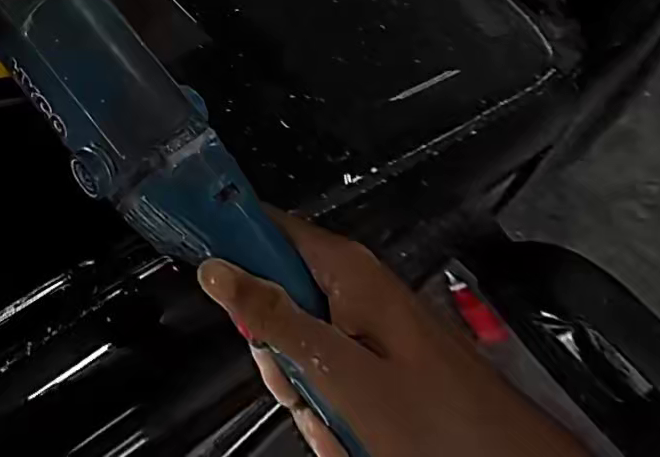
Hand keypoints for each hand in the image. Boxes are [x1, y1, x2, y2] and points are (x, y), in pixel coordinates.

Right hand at [197, 212, 589, 456]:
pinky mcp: (379, 359)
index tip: (213, 278)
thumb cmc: (446, 430)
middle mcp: (352, 285)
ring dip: (303, 385)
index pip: (259, 225)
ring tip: (337, 423)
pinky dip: (330, 404)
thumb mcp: (342, 373)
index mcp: (343, 268)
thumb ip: (273, 316)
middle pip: (272, 292)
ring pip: (296, 338)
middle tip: (296, 381)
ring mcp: (366, 323)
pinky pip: (327, 368)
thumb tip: (214, 268)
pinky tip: (353, 435)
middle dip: (274, 345)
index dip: (228, 245)